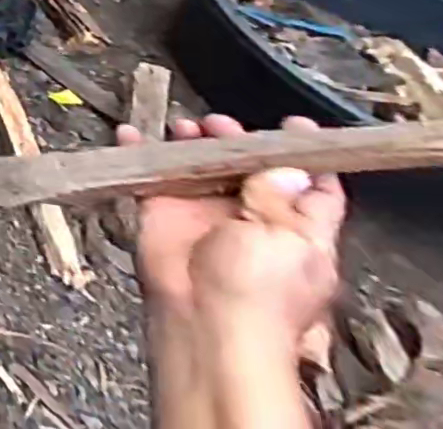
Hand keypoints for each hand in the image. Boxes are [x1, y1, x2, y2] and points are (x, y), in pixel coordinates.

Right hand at [120, 114, 345, 346]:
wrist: (203, 318)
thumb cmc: (259, 290)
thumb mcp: (285, 242)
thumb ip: (278, 200)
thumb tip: (286, 168)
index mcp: (297, 229)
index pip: (311, 186)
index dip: (307, 155)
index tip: (295, 126)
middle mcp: (251, 216)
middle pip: (245, 167)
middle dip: (235, 141)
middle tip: (220, 124)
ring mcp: (203, 211)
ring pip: (197, 164)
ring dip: (190, 141)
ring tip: (183, 126)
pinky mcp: (161, 209)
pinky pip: (148, 171)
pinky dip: (137, 150)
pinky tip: (130, 133)